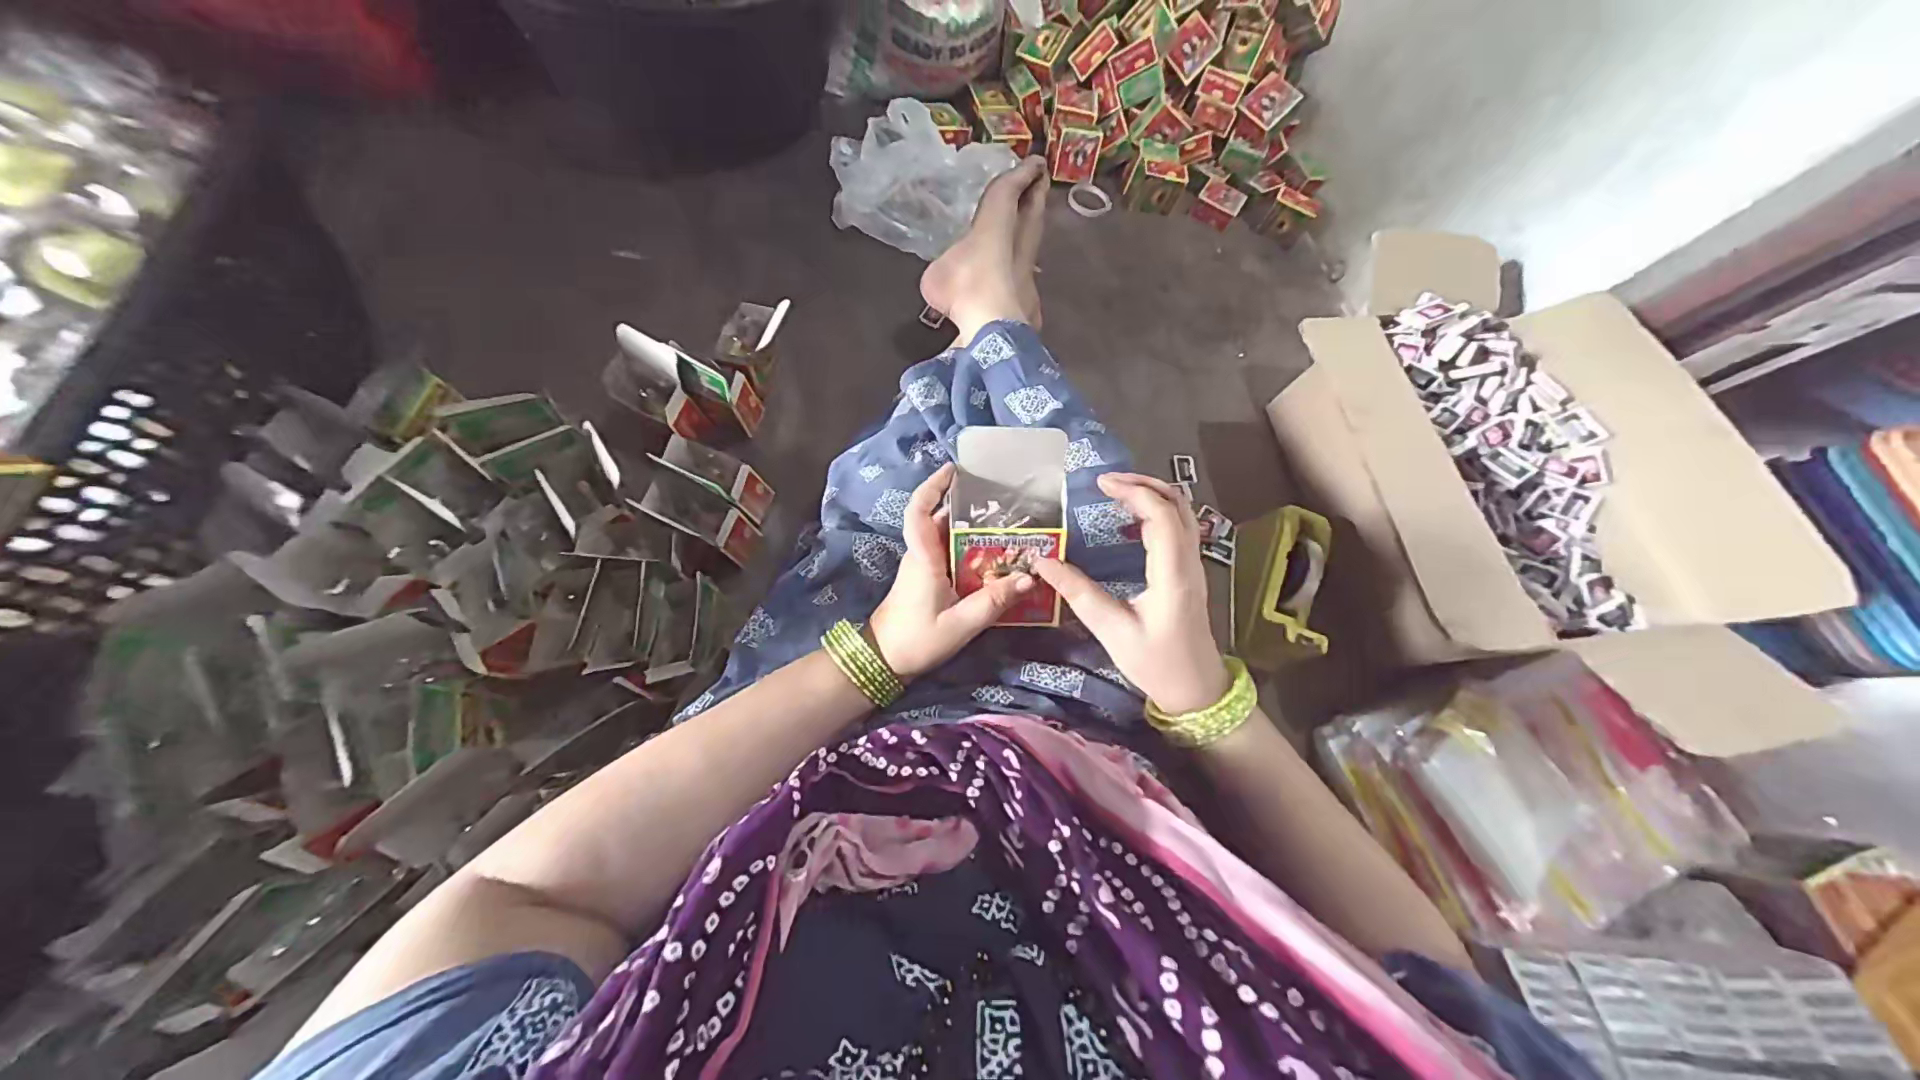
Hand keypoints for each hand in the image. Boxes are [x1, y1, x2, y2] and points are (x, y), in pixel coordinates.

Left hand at [867, 463, 1034, 680]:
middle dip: (966, 506)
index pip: (920, 511)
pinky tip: (994, 557)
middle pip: (940, 520)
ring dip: (971, 530)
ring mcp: (923, 568)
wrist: (883, 661)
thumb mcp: (960, 624)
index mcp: (923, 558)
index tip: (953, 470)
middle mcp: (921, 556)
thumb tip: (1029, 578)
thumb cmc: (916, 639)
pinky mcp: (927, 580)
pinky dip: (970, 551)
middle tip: (1000, 500)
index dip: (933, 487)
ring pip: (947, 538)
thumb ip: (993, 601)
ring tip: (1007, 525)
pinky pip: (950, 555)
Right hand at [919, 156, 1047, 345]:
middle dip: (1035, 198)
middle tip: (1039, 183)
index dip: (1020, 177)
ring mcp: (1028, 281)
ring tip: (1024, 231)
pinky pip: (1027, 284)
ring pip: (1033, 250)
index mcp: (995, 228)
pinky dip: (1021, 278)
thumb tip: (949, 288)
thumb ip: (947, 274)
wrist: (992, 328)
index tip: (1033, 164)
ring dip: (1030, 237)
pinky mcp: (1031, 308)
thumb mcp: (939, 276)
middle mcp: (1018, 250)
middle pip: (1032, 217)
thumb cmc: (963, 288)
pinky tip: (1014, 286)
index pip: (1009, 195)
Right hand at [1030, 473, 1230, 713]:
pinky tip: (1129, 520)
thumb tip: (1044, 562)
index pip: (1162, 517)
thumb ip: (1078, 593)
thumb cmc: (1156, 663)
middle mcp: (1188, 562)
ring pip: (1182, 513)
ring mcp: (1193, 565)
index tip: (1101, 484)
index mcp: (1172, 575)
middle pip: (1178, 504)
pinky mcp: (1188, 571)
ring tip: (1116, 492)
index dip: (1134, 493)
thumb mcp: (1111, 630)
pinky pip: (1178, 527)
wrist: (1196, 689)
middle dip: (1143, 484)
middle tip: (1106, 482)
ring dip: (1152, 494)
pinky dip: (1156, 511)